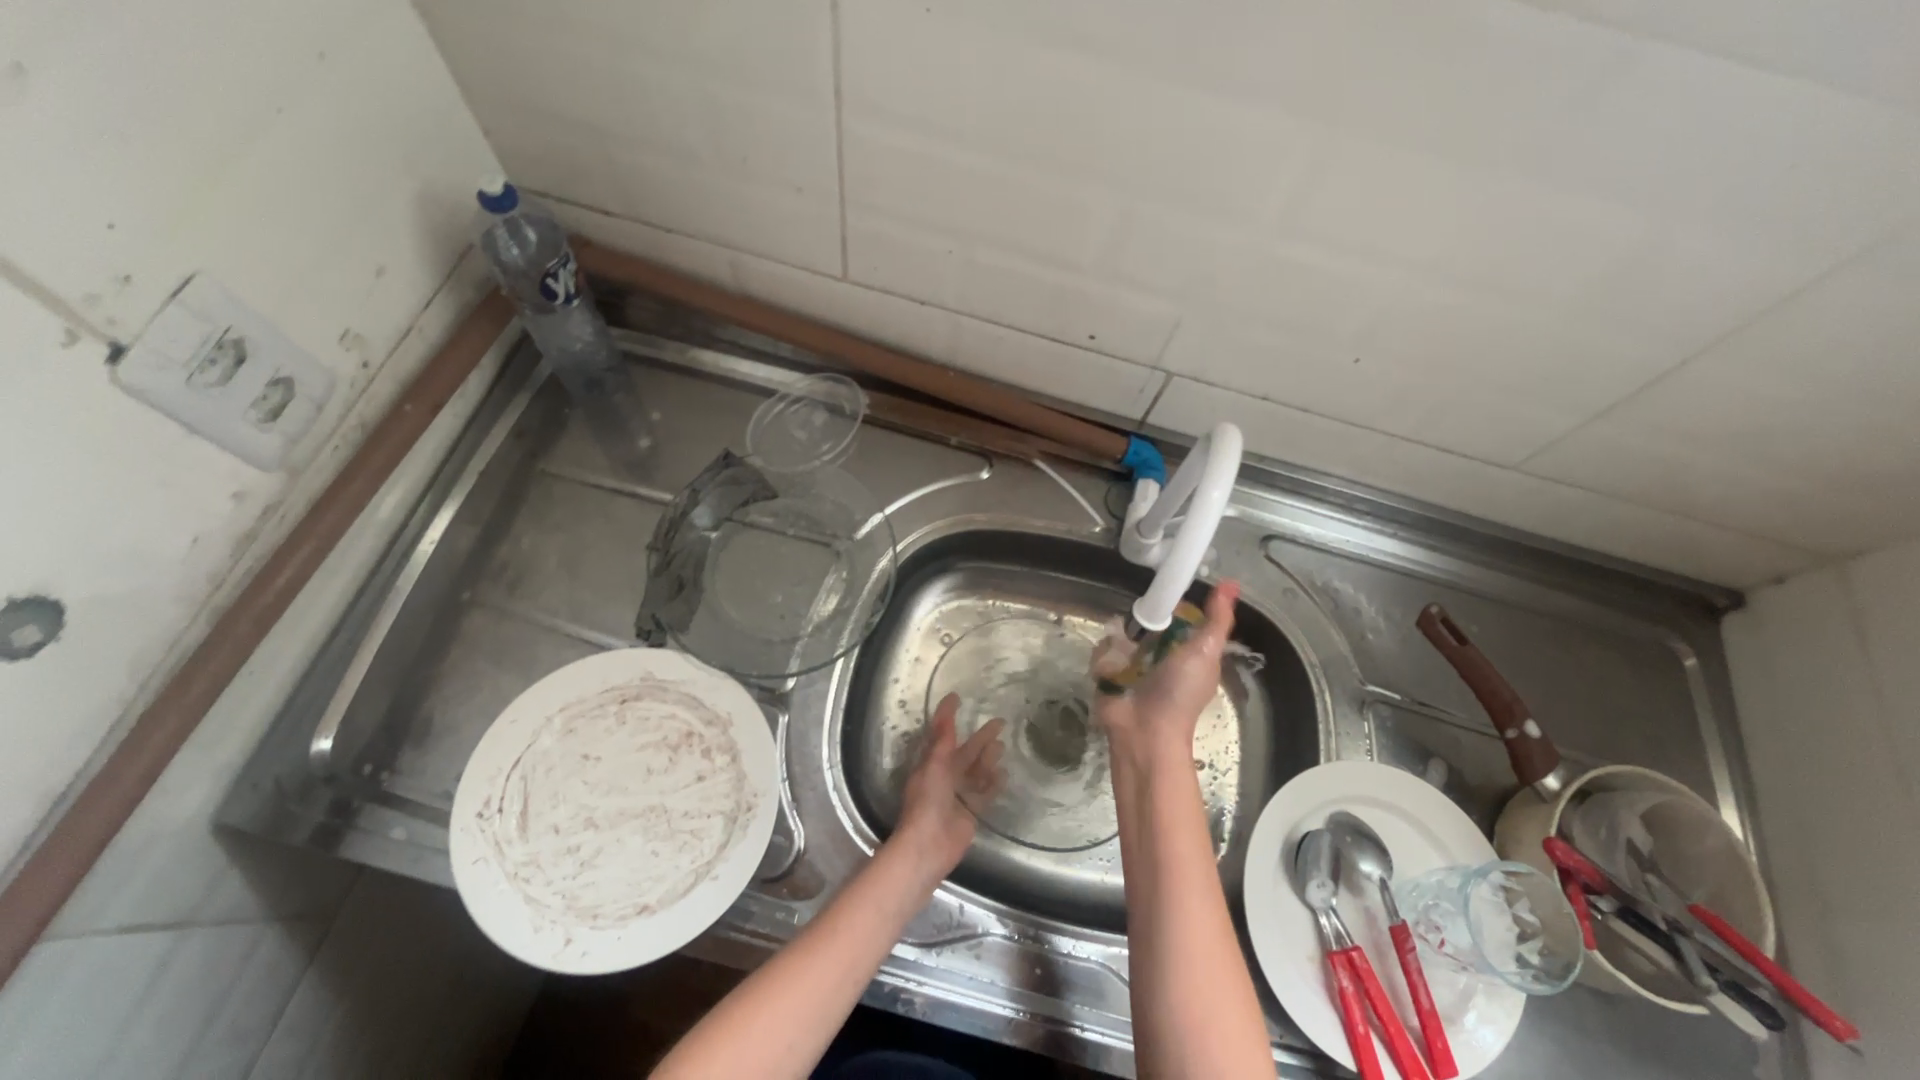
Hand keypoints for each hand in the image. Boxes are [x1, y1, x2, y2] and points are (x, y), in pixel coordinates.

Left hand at [891, 693, 1006, 878]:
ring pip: (977, 771)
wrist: (929, 844)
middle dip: (981, 738)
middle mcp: (945, 776)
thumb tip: (945, 713)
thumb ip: (942, 740)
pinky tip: (1004, 774)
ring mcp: (958, 794)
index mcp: (931, 763)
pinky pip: (984, 792)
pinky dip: (994, 783)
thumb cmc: (927, 801)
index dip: (947, 716)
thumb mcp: (933, 765)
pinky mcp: (971, 811)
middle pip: (966, 752)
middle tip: (1000, 722)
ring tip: (1003, 746)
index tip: (957, 698)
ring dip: (989, 758)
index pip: (941, 734)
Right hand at [1095, 580, 1239, 763]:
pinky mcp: (1109, 675)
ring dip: (1121, 641)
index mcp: (1189, 651)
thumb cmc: (1180, 692)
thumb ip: (1218, 619)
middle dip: (1142, 620)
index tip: (1164, 595)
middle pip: (1147, 621)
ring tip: (1124, 653)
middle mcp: (1162, 656)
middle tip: (1142, 624)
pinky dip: (1105, 659)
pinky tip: (1111, 669)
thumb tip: (1231, 583)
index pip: (1180, 615)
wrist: (1145, 731)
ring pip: (1122, 634)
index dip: (1173, 604)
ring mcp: (1133, 666)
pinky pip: (1103, 653)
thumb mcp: (1205, 651)